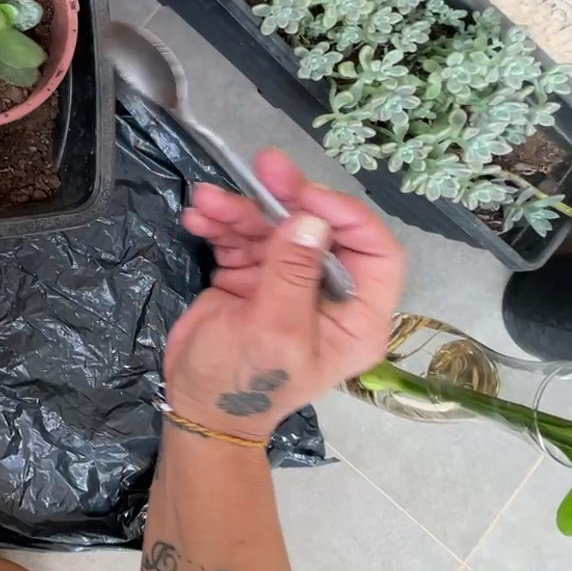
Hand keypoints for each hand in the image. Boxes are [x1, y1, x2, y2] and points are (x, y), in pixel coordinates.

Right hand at [165, 149, 405, 439]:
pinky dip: (218, 225)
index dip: (345, 217)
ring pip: (271, 229)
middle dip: (286, 199)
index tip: (303, 195)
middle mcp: (325, 293)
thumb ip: (290, 276)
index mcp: (355, 315)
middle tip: (261, 166)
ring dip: (237, 210)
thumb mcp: (272, 332)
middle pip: (316, 231)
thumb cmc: (245, 381)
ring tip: (204, 201)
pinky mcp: (246, 277)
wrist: (197, 404)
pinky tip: (197, 218)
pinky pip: (238, 239)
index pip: (374, 253)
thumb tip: (307, 220)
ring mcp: (284, 283)